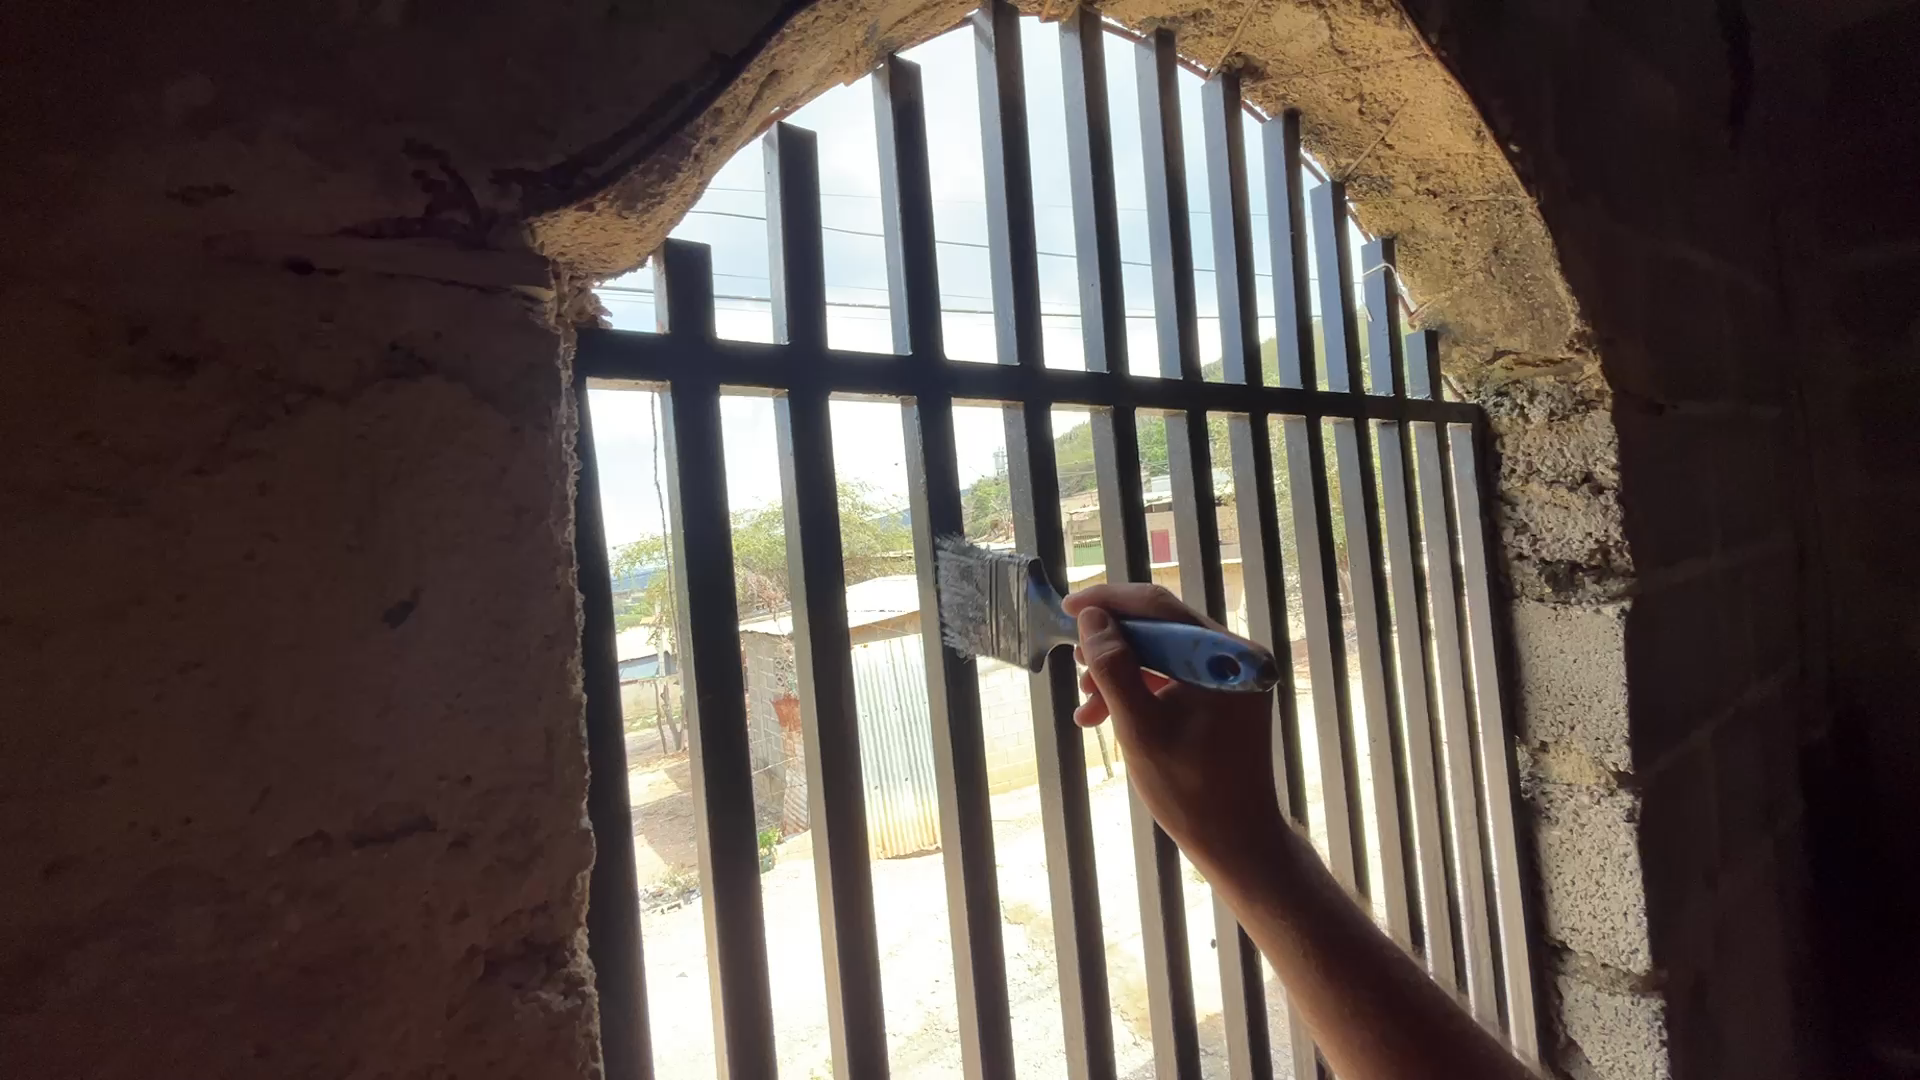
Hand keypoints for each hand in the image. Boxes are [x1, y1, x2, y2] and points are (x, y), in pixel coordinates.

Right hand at [1063, 584, 1289, 871]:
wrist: (1236, 842)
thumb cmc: (1189, 792)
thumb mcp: (1140, 728)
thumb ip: (1114, 668)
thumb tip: (1091, 617)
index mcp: (1227, 658)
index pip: (1160, 608)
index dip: (1109, 602)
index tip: (1068, 607)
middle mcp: (1235, 655)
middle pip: (1160, 627)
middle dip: (1111, 644)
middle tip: (1075, 662)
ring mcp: (1230, 674)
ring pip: (1161, 651)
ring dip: (1119, 670)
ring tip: (1087, 702)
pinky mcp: (1222, 693)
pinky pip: (1171, 673)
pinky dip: (1138, 687)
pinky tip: (1104, 713)